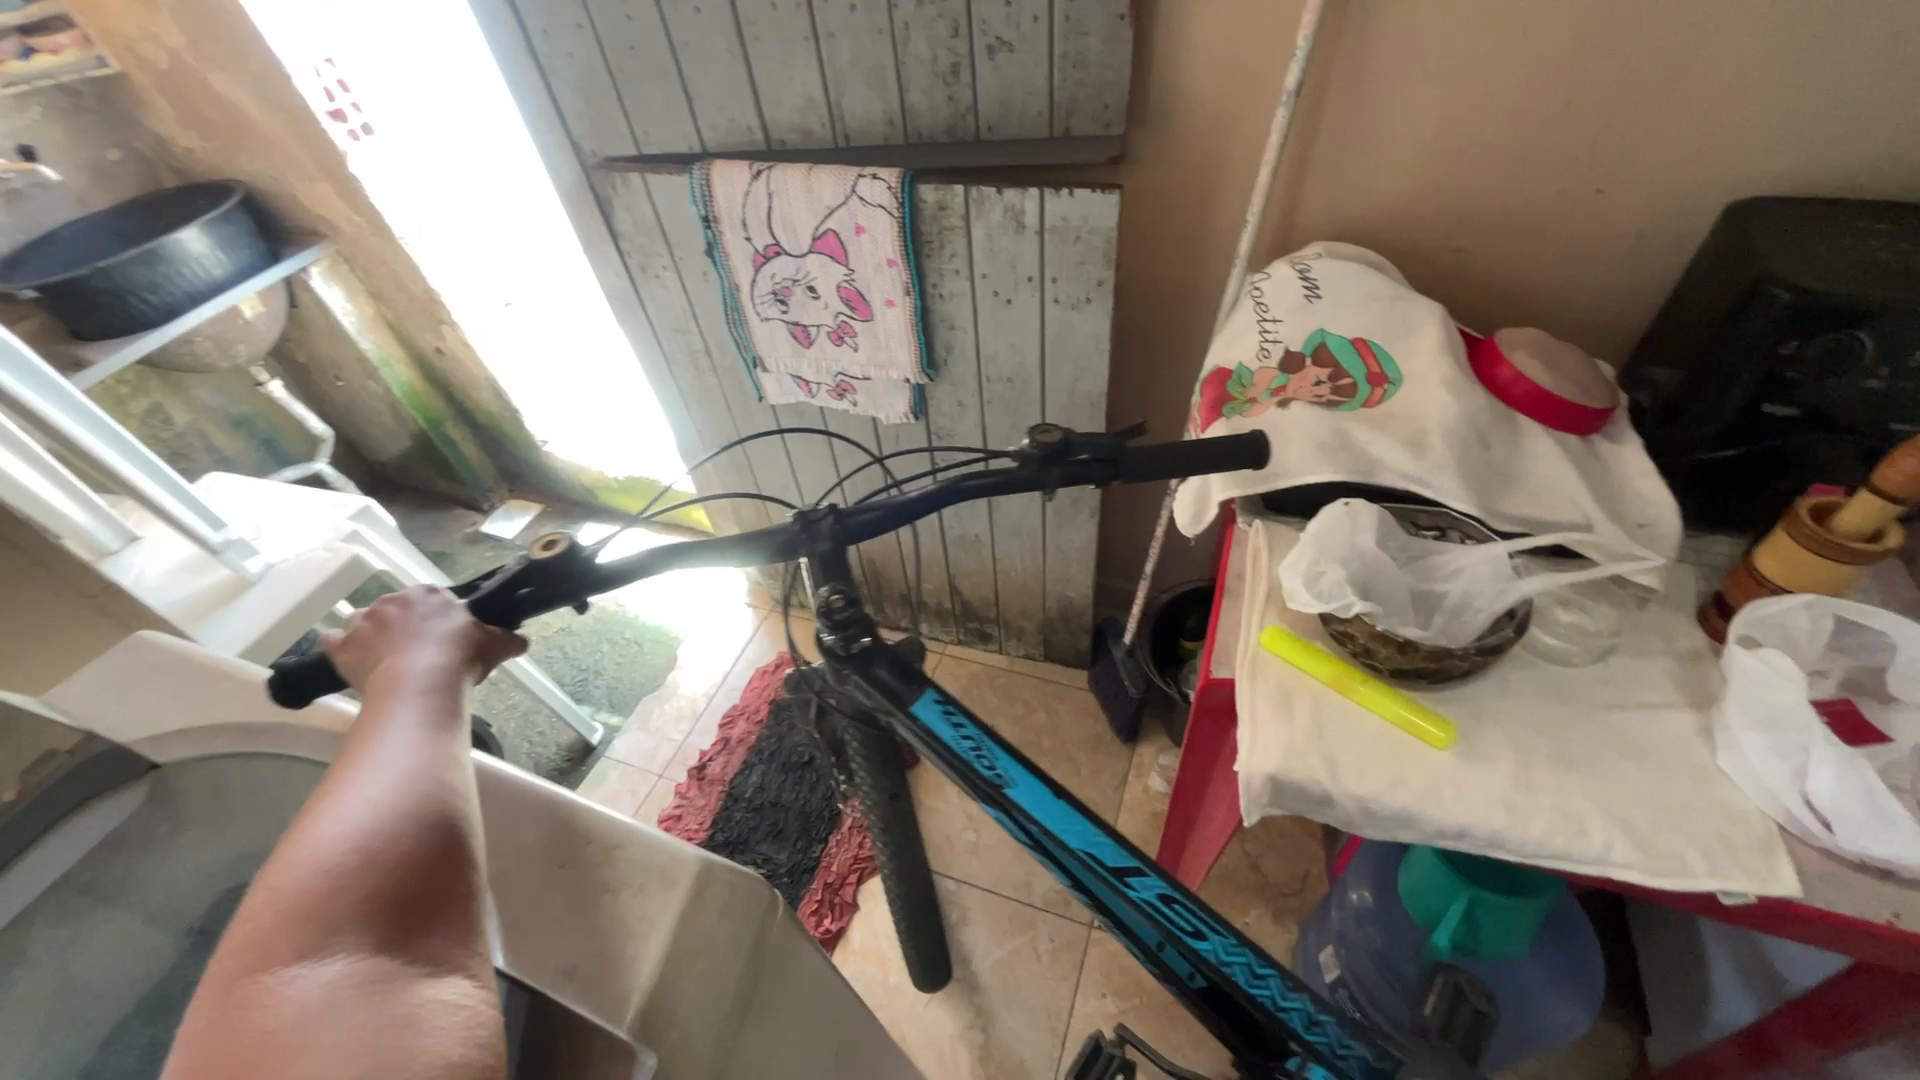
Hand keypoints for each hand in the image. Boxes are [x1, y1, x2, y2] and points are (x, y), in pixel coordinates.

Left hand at [319, 586, 526, 689]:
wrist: (420, 685)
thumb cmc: (460, 658)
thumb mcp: (497, 646)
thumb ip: (509, 640)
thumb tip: (521, 641)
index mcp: (431, 594)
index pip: (433, 597)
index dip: (439, 616)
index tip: (446, 634)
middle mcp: (394, 600)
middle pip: (397, 607)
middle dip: (406, 624)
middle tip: (421, 649)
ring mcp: (363, 622)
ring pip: (364, 620)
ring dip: (372, 633)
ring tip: (387, 656)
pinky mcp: (341, 646)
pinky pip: (333, 640)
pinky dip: (338, 646)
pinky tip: (350, 657)